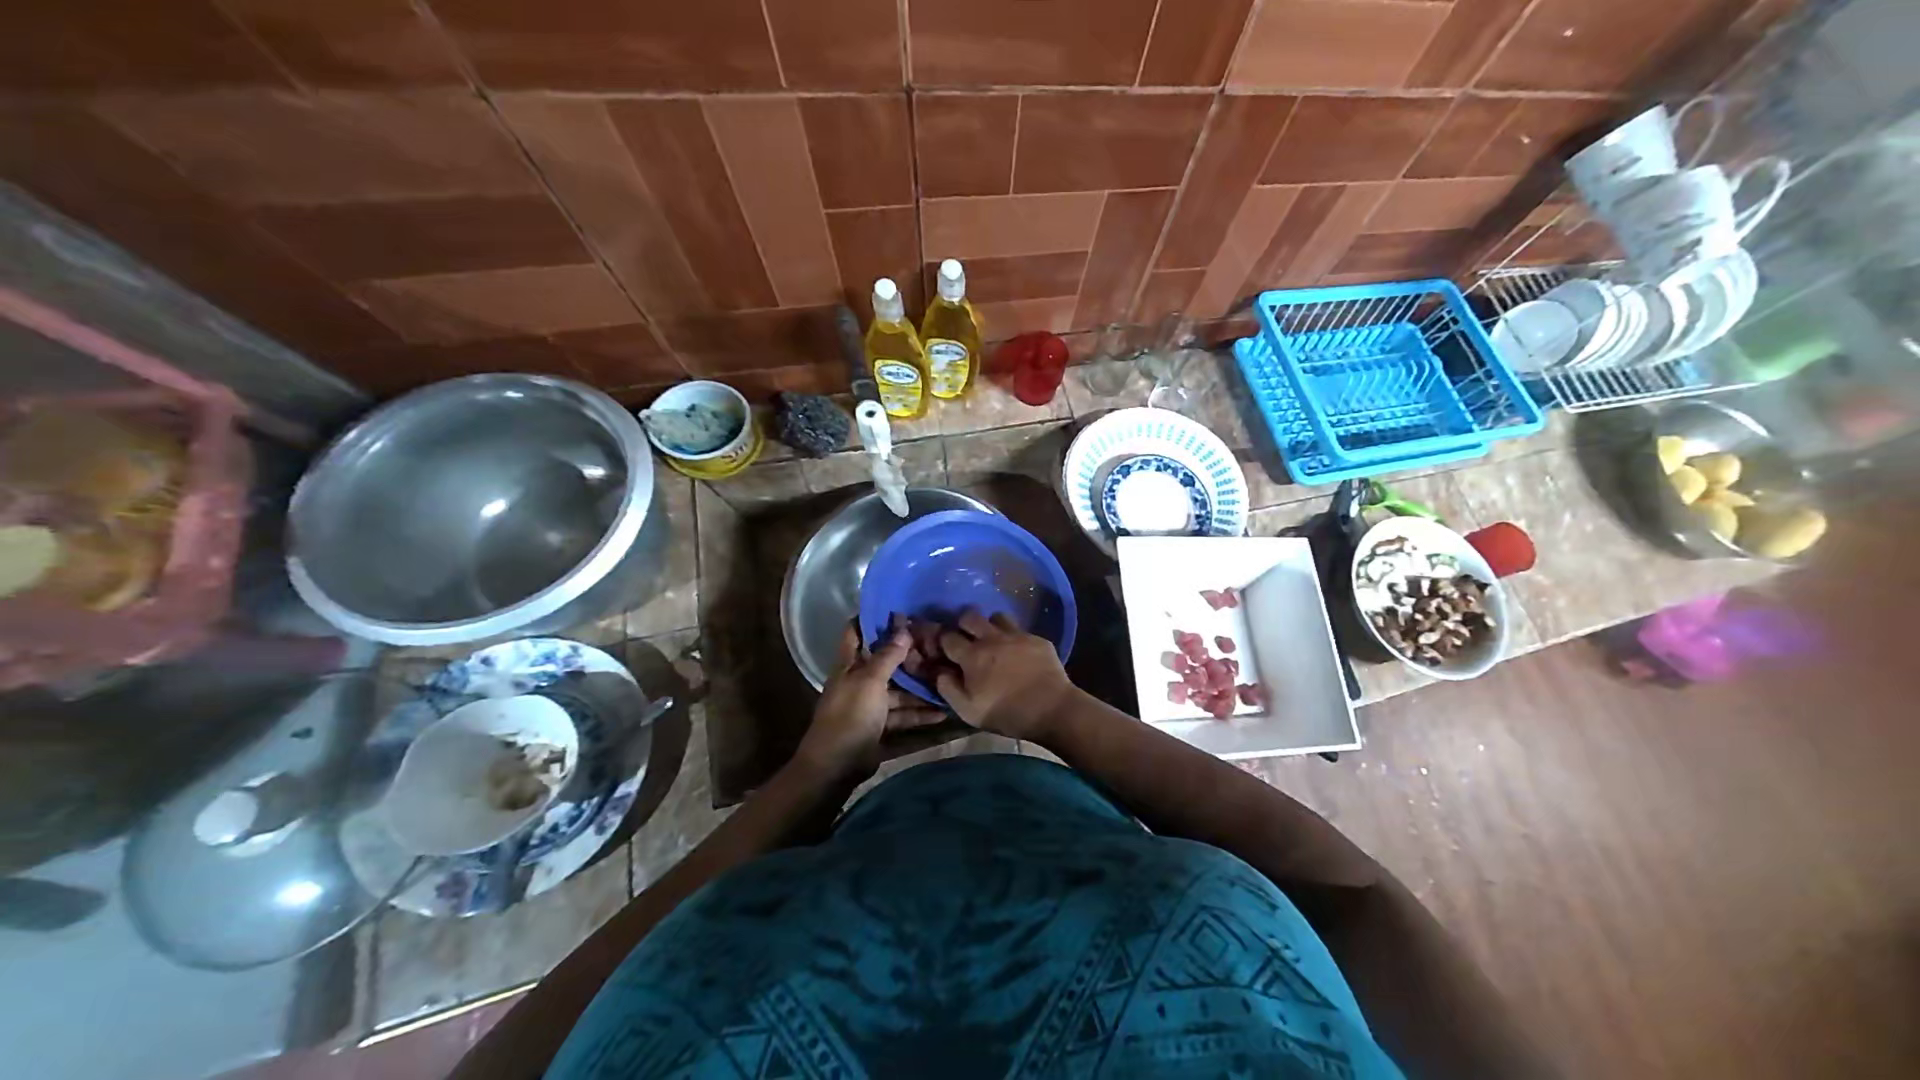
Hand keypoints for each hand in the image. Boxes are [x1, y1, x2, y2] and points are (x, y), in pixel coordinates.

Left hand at [794, 621, 947, 780]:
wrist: (836, 765)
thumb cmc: (850, 715)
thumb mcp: (870, 681)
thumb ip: (887, 656)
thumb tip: (904, 629)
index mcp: (849, 665)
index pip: (856, 633)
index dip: (872, 620)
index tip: (899, 610)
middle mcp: (859, 682)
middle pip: (884, 663)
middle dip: (907, 655)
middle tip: (937, 645)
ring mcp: (870, 706)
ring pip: (897, 692)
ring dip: (919, 688)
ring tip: (947, 681)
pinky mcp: (880, 728)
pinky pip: (903, 717)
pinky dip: (920, 715)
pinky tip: (943, 713)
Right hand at [935, 611, 1076, 739]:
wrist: (1052, 709)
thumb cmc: (1006, 713)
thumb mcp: (968, 711)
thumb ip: (948, 688)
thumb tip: (939, 672)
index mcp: (972, 656)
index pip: (947, 637)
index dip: (943, 642)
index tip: (946, 650)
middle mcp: (992, 638)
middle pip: (969, 616)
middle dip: (964, 624)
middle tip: (967, 639)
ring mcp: (1017, 635)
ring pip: (996, 616)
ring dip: (991, 626)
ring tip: (994, 641)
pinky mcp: (1037, 639)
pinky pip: (1020, 630)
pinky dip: (1014, 638)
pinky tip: (1019, 653)